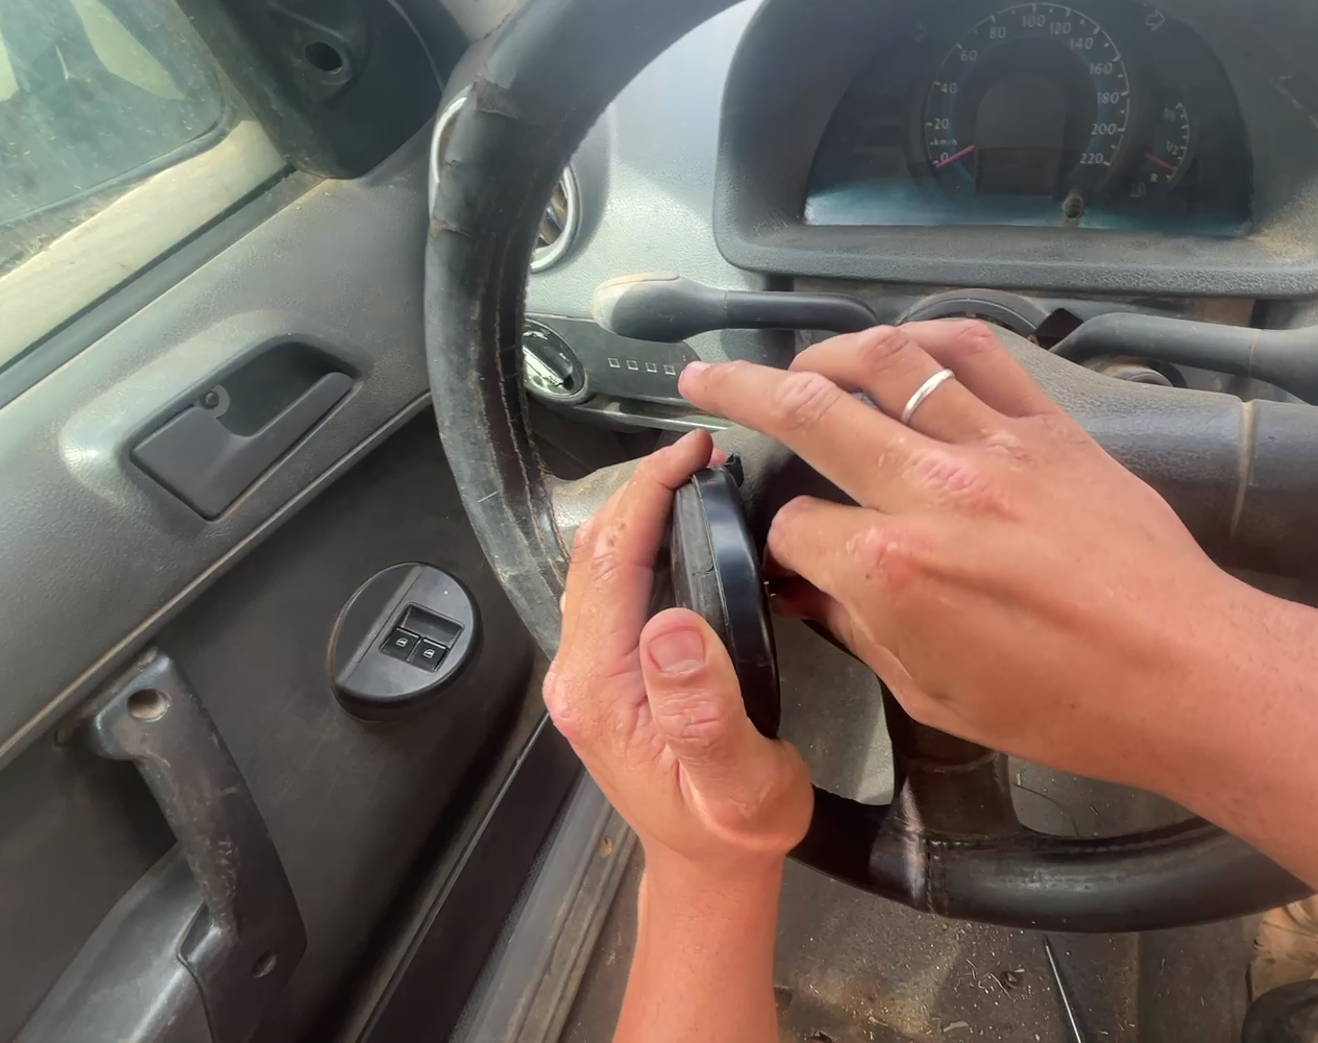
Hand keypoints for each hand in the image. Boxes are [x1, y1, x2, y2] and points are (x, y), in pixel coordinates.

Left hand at [544, 430, 812, 880]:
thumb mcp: (738, 783)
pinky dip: (638, 542)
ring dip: (635, 510)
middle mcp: (579, 672)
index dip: (648, 494)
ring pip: (596, 565)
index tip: (693, 452)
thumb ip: (702, 710)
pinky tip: (673, 530)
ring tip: (688, 479)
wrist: (709, 865)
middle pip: (593, 553)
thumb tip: (672, 624)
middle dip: (639, 490)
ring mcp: (586, 671)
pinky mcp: (604, 672)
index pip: (612, 561)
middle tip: (697, 454)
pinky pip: (610, 587)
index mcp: (602, 688)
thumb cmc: (734, 829)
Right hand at [677, 321, 1300, 790]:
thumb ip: (855, 628)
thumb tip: (808, 587)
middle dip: (738, 388)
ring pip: (888, 361)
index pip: (795, 527)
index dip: (779, 543)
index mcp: (889, 568)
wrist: (1185, 673)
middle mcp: (927, 488)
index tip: (792, 555)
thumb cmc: (1057, 706)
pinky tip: (903, 350)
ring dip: (825, 351)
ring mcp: (991, 445)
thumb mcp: (931, 694)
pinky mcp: (1048, 427)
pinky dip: (928, 339)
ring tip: (800, 360)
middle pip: (808, 410)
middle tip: (703, 375)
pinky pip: (979, 354)